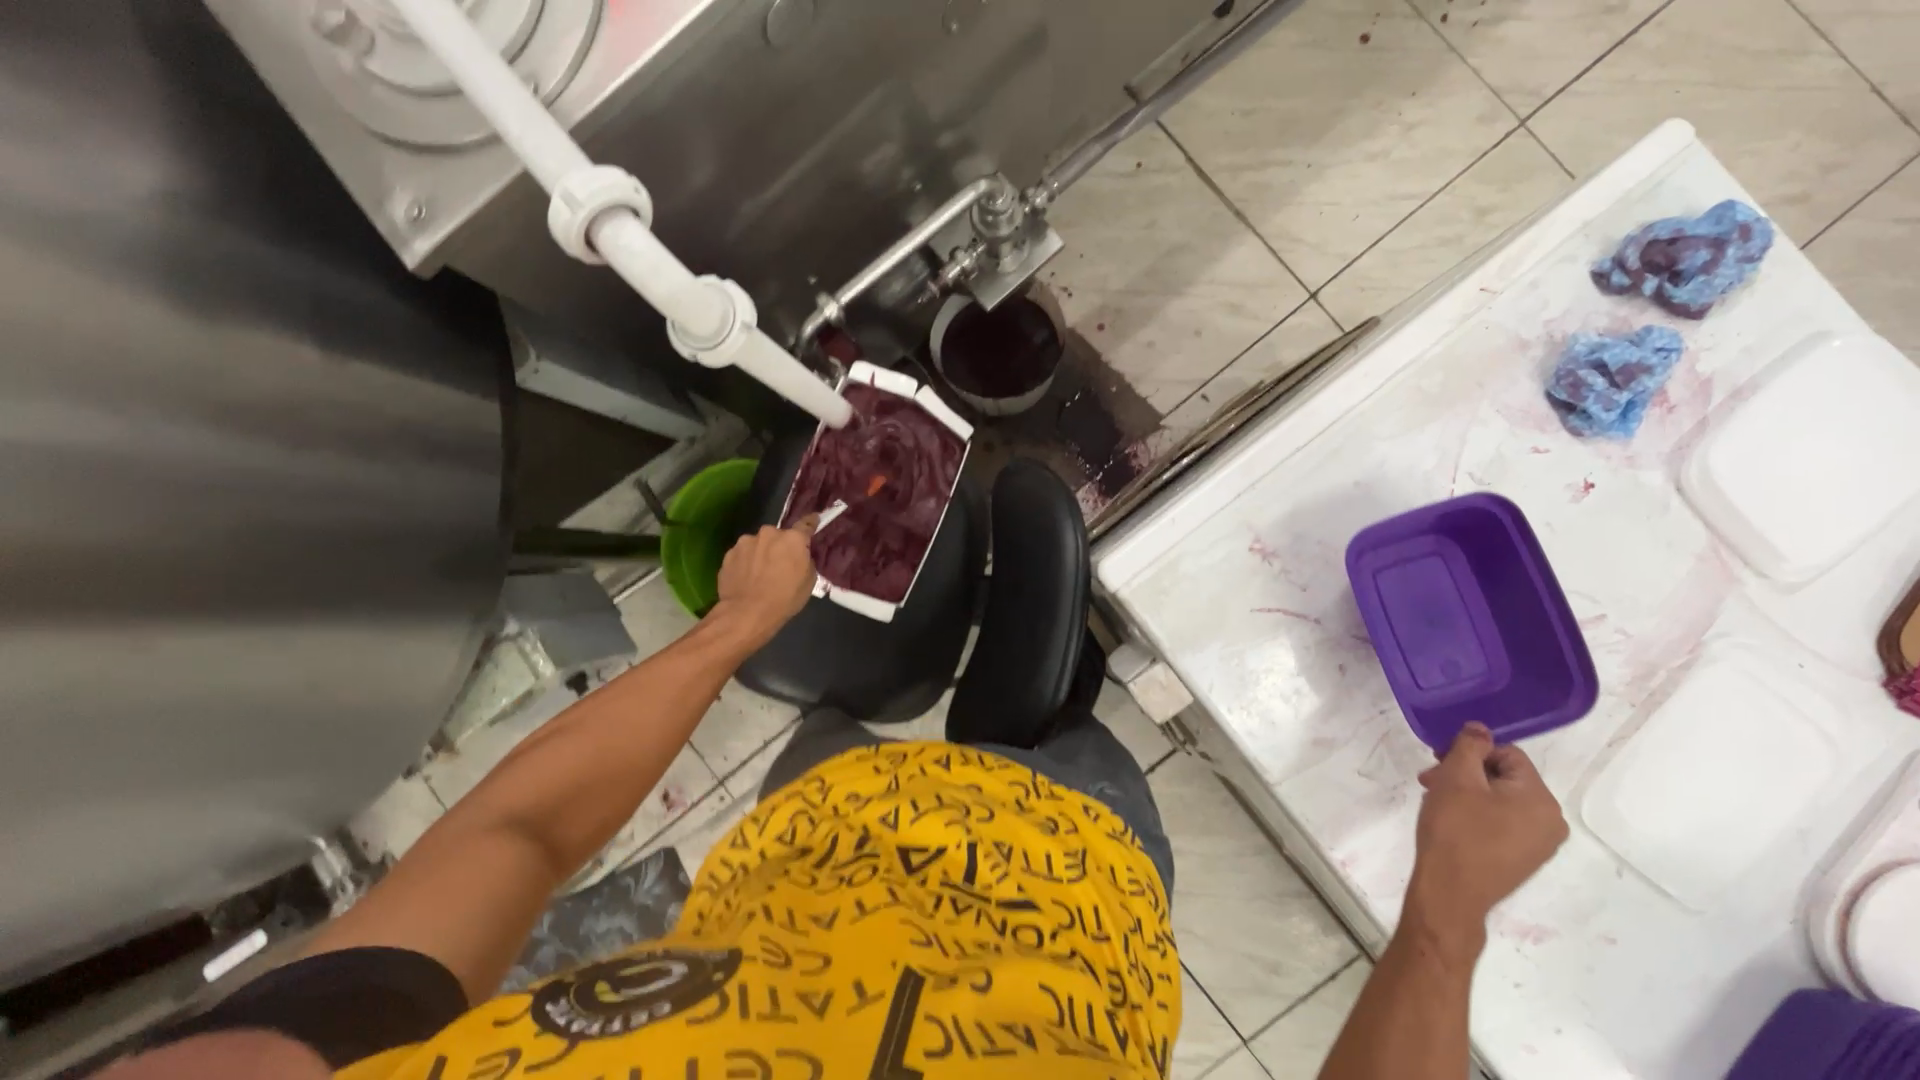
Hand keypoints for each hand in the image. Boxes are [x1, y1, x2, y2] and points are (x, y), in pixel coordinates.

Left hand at [708, 518, 817, 647]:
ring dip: (760, 553)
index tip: (813, 520)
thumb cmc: (784, 598)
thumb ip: (806, 561)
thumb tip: (801, 555)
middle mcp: (768, 533)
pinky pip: (742, 555)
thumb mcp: (808, 582)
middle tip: (780, 564)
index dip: (811, 522)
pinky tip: (745, 578)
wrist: (746, 613)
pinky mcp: (729, 554)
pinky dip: (745, 562)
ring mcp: (745, 542)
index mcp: (792, 539)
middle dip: (780, 546)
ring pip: (757, 544)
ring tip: (759, 574)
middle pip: (778, 535)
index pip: (805, 524)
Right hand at [1405, 723, 1568, 956]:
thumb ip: (1469, 746)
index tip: (1437, 763)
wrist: (1451, 893)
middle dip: (1466, 774)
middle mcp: (1551, 821)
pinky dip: (1477, 815)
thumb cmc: (1455, 830)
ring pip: (1501, 801)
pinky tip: (1452, 823)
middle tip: (1430, 782)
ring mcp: (1540, 844)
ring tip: (1437, 803)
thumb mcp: (1456, 778)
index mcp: (1541, 798)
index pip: (1507, 754)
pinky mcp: (1524, 860)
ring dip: (1468, 793)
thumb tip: (1480, 728)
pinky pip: (1502, 823)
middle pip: (1505, 778)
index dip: (1470, 753)